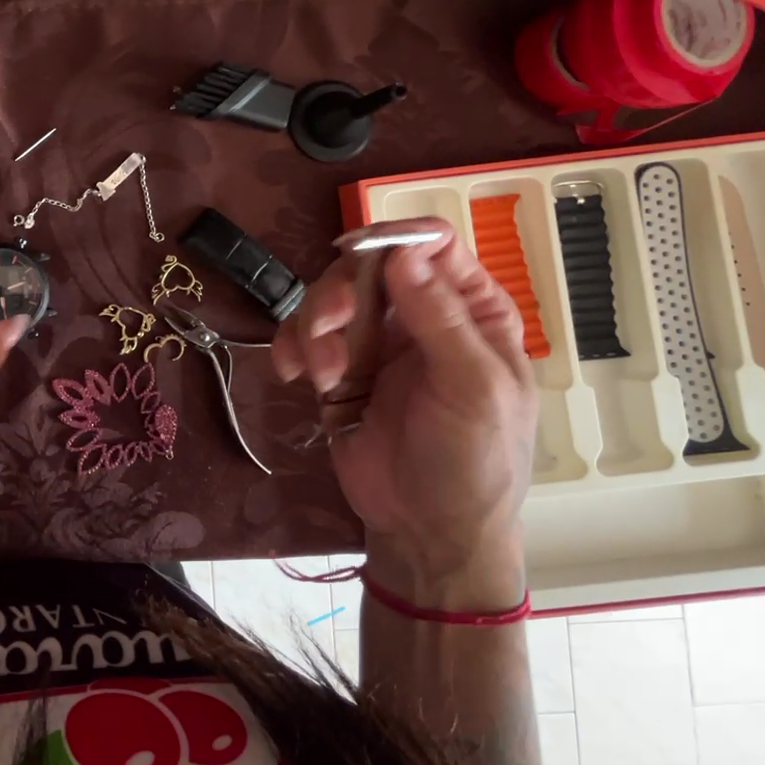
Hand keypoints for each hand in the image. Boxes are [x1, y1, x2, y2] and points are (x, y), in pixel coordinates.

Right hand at [273, 218, 536, 609]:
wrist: (425, 526)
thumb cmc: (472, 459)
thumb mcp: (472, 388)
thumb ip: (441, 317)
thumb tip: (403, 250)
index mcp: (468, 311)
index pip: (431, 247)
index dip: (392, 238)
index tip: (353, 252)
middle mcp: (417, 317)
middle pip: (362, 269)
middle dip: (338, 294)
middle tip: (330, 327)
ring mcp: (372, 344)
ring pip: (325, 301)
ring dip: (311, 330)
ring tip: (319, 376)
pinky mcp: (334, 370)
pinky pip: (302, 338)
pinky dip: (291, 351)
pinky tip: (297, 379)